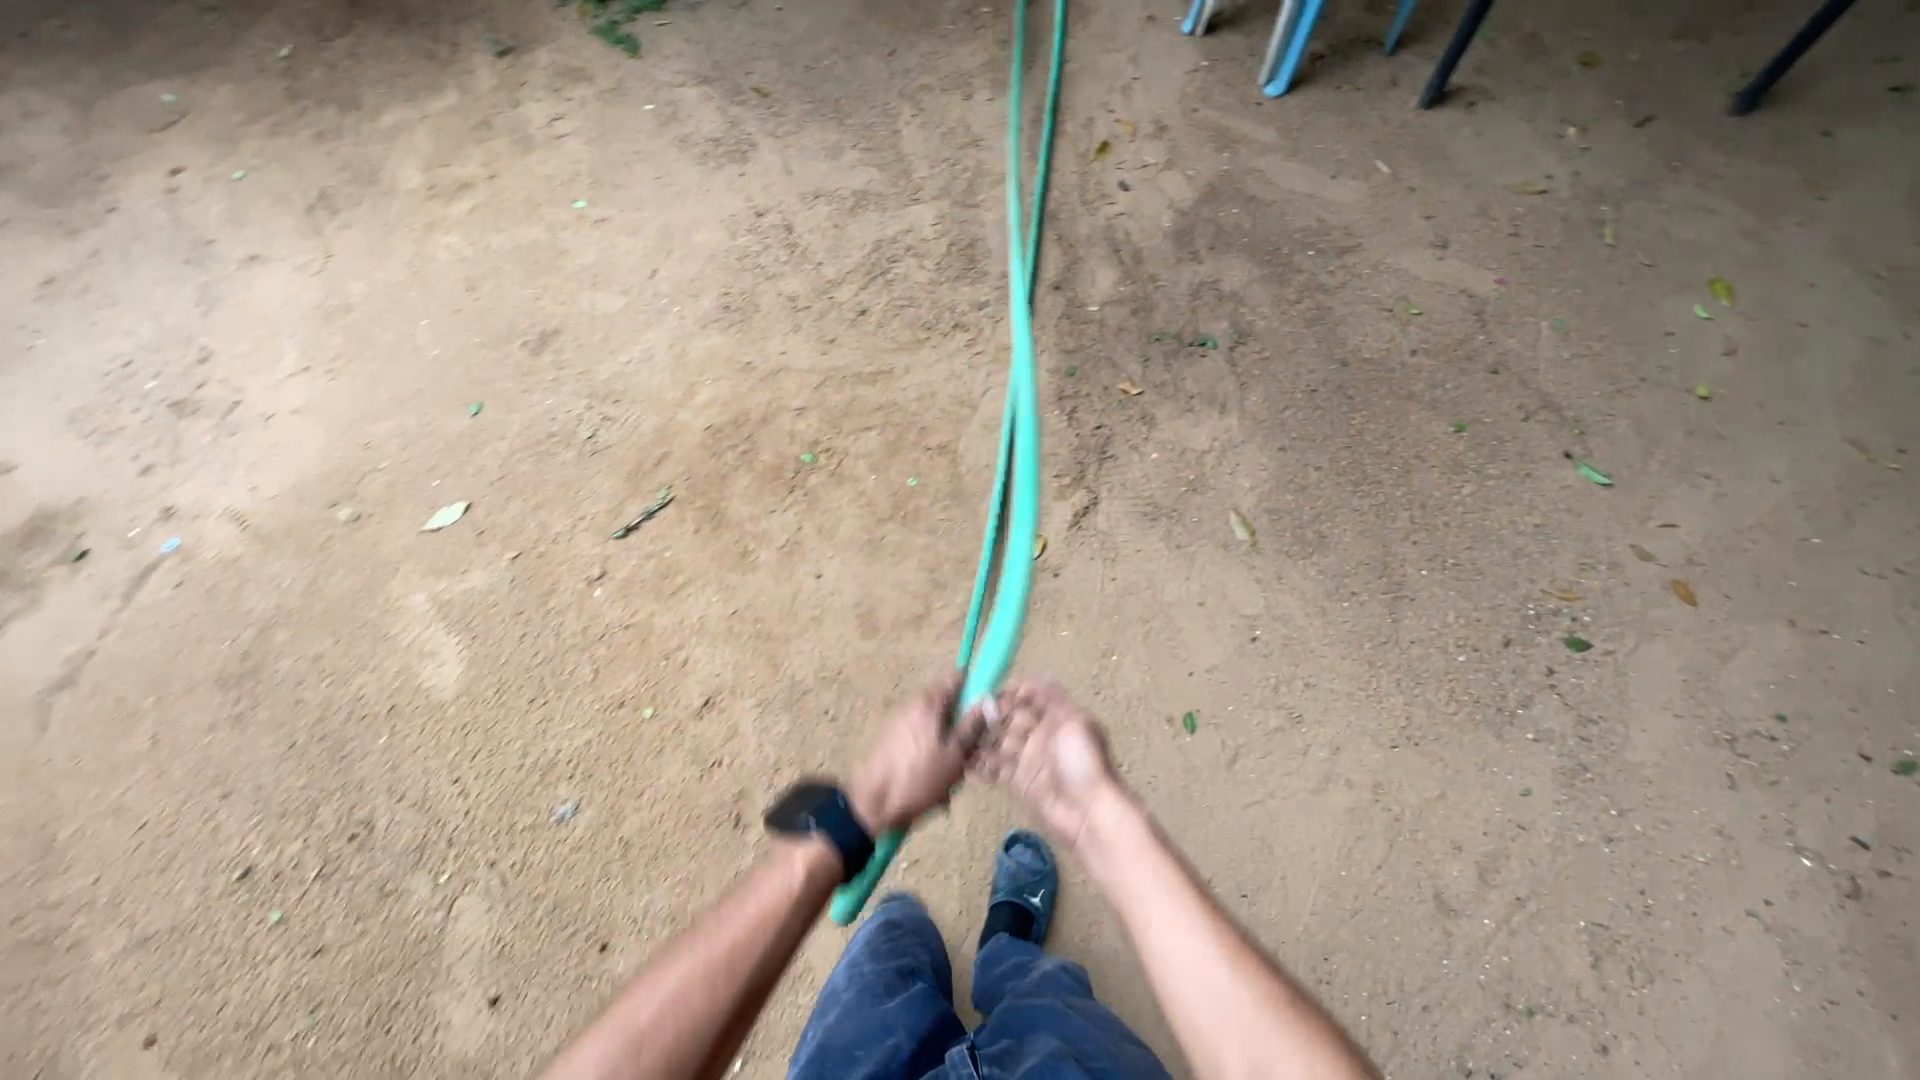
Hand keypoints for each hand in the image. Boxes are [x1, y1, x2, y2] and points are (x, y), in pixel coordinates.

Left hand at [848, 673, 986, 833]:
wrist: (871, 803)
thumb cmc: (918, 778)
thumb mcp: (954, 756)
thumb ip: (971, 726)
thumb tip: (986, 700)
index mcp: (928, 702)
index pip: (956, 678)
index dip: (975, 687)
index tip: (987, 706)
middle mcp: (911, 704)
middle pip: (945, 705)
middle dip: (960, 725)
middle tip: (970, 752)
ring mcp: (897, 721)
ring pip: (932, 726)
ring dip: (945, 744)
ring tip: (950, 776)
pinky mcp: (889, 739)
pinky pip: (918, 739)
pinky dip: (929, 754)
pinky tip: (933, 782)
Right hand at [971, 677, 1123, 850]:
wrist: (1088, 812)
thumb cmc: (1082, 761)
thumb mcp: (1074, 720)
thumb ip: (1051, 697)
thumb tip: (1025, 680)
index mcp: (1055, 718)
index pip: (1027, 698)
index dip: (1008, 694)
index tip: (988, 692)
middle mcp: (1040, 736)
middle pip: (1009, 720)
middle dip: (990, 716)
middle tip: (968, 716)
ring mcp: (1028, 760)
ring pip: (998, 744)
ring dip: (980, 739)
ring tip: (959, 736)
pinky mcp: (1018, 783)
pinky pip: (995, 769)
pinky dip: (979, 765)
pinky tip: (962, 761)